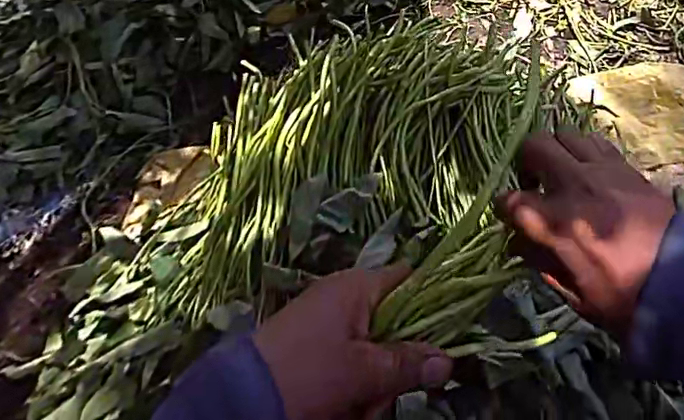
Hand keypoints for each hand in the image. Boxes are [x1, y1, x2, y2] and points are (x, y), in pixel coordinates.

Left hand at [253, 265, 452, 419]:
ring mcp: (325, 322)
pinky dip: (350, 390)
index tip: (441, 337)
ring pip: (371, 352)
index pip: (409, 278)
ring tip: (355, 412)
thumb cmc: (306, 373)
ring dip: (371, 386)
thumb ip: (406, 364)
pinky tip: (341, 413)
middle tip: (381, 397)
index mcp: (358, 285)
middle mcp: (344, 295)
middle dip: (393, 365)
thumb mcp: (362, 373)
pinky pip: (347, 364)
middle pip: (392, 324)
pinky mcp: (310, 348)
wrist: (234, 400)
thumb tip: (449, 360)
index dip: (430, 302)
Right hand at [494, 132, 675, 338]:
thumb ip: (541, 262)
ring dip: (556, 151)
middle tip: (533, 183)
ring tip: (562, 172)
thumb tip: (519, 240)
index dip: (504, 207)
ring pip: (564, 134)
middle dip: (525, 163)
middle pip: (534, 146)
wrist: (683, 284)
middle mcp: (576, 186)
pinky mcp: (624, 165)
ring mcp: (602, 170)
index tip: (508, 213)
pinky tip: (588, 169)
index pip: (512, 200)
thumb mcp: (575, 296)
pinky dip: (583, 149)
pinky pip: (594, 140)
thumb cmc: (625, 299)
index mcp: (559, 224)